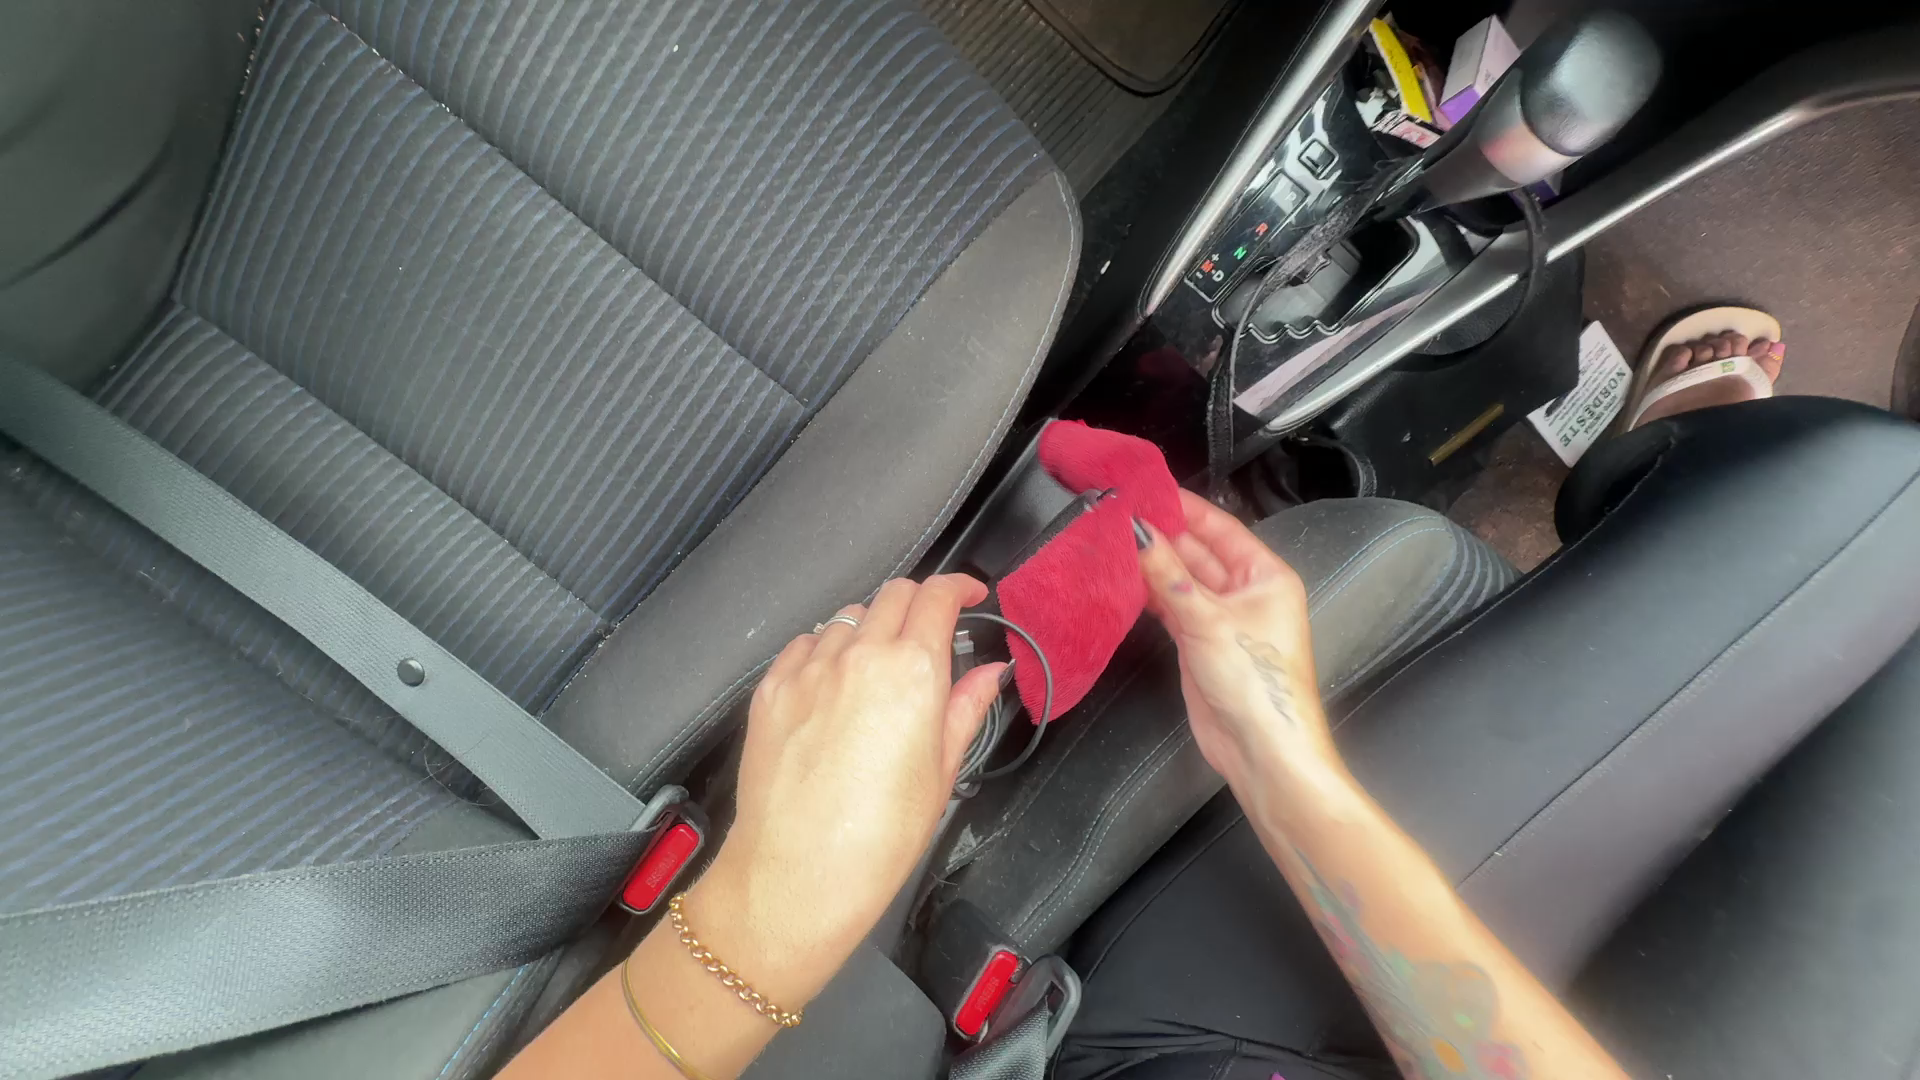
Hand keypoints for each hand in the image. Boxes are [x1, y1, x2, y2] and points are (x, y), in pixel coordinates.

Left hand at [686, 575, 1006, 1006]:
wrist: (795, 875)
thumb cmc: (884, 834)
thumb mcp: (941, 772)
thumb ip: (966, 707)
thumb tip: (993, 670)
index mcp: (913, 670)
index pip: (938, 596)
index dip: (960, 586)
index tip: (971, 595)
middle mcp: (860, 653)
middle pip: (894, 593)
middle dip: (920, 601)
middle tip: (929, 631)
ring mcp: (809, 666)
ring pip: (849, 616)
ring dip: (873, 626)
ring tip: (878, 664)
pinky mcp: (772, 686)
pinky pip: (806, 644)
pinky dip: (827, 648)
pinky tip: (832, 681)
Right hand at [1136, 491, 1339, 790]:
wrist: (1260, 749)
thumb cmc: (1257, 683)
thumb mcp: (1208, 619)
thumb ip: (1167, 574)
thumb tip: (1138, 533)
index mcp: (1264, 575)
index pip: (1220, 527)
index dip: (1185, 507)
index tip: (1148, 491)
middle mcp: (1244, 592)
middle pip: (1197, 552)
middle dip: (1161, 536)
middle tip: (1120, 516)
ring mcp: (1219, 617)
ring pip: (1179, 579)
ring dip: (1151, 565)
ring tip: (1114, 543)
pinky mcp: (1198, 641)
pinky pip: (1170, 606)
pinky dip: (1148, 594)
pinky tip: (1123, 581)